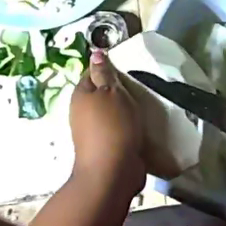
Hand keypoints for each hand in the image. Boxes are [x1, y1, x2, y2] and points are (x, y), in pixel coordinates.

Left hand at [69, 50, 144, 184]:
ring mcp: (92, 132)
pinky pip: (117, 131)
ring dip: (125, 111)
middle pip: (101, 94)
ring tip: (144, 107)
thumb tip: (94, 53)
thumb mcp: (112, 92)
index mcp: (80, 95)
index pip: (92, 73)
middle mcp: (81, 112)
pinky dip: (128, 128)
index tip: (128, 70)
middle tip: (139, 88)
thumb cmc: (113, 126)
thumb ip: (104, 73)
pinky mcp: (105, 148)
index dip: (108, 69)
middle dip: (118, 91)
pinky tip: (141, 128)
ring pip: (110, 113)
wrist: (112, 172)